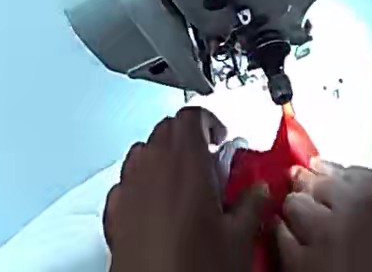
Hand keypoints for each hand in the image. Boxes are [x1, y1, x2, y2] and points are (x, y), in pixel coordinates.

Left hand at [105, 108, 267, 271]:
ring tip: (183, 188)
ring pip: (146, 151)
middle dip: (188, 139)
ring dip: (163, 159)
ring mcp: (129, 183)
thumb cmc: (192, 269)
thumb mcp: (238, 239)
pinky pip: (128, 181)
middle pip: (168, 129)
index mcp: (185, 159)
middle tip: (207, 164)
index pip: (193, 116)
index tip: (220, 138)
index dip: (209, 122)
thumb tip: (258, 191)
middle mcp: (152, 161)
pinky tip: (157, 211)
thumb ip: (250, 205)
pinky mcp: (113, 209)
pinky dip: (143, 185)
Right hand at [275, 161, 371, 271]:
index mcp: (323, 267)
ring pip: (310, 178)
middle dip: (290, 208)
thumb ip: (322, 269)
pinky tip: (329, 176)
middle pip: (291, 205)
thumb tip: (300, 256)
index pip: (279, 241)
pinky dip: (330, 172)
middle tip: (293, 212)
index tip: (280, 234)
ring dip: (307, 184)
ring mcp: (353, 198)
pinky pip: (338, 167)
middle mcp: (330, 228)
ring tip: (305, 186)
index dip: (277, 236)